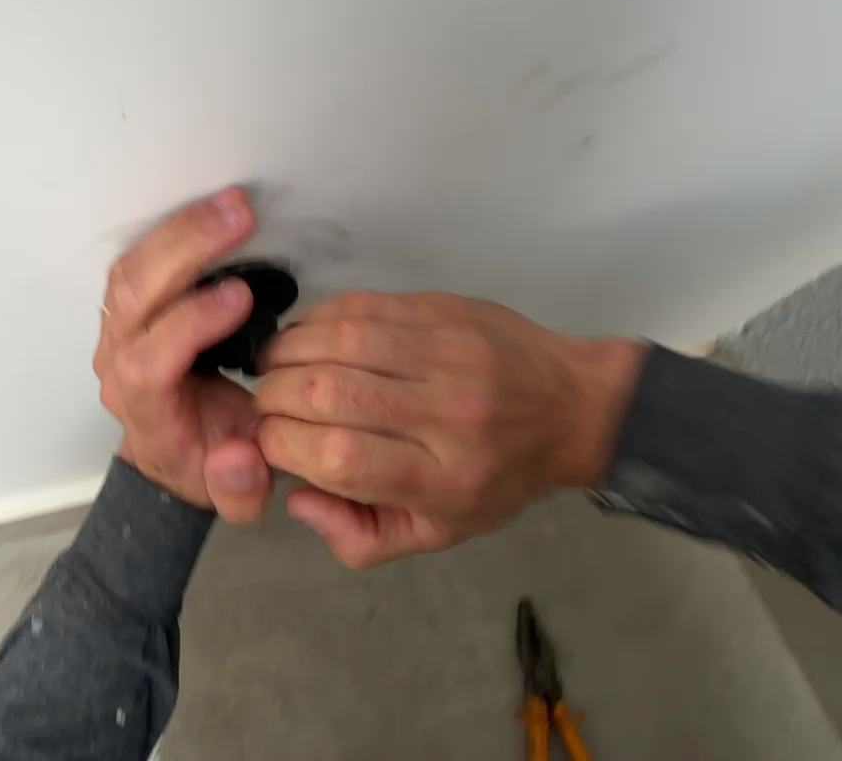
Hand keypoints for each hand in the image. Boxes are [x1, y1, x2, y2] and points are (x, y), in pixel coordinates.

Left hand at [93, 187, 275, 522]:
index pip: (150, 359)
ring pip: (132, 270)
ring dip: (180, 230)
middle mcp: (120, 363)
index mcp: (145, 407)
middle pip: (132, 297)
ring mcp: (118, 331)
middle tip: (239, 218)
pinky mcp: (129, 309)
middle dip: (185, 250)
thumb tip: (238, 455)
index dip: (190, 323)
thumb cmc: (202, 464)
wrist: (170, 455)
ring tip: (232, 205)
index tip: (240, 296)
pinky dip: (172, 231)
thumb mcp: (233, 494)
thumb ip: (238, 487)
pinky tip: (211, 211)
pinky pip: (138, 261)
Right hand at [253, 292, 643, 566]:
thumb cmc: (499, 476)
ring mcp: (445, 352)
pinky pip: (356, 305)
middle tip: (269, 403)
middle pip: (326, 394)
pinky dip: (315, 321)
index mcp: (443, 480)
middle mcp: (445, 413)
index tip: (272, 441)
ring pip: (336, 341)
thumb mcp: (439, 532)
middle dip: (274, 397)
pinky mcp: (439, 308)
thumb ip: (360, 536)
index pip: (337, 458)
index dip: (282, 445)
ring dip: (286, 353)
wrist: (573, 406)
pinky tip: (307, 338)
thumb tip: (296, 498)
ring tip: (275, 367)